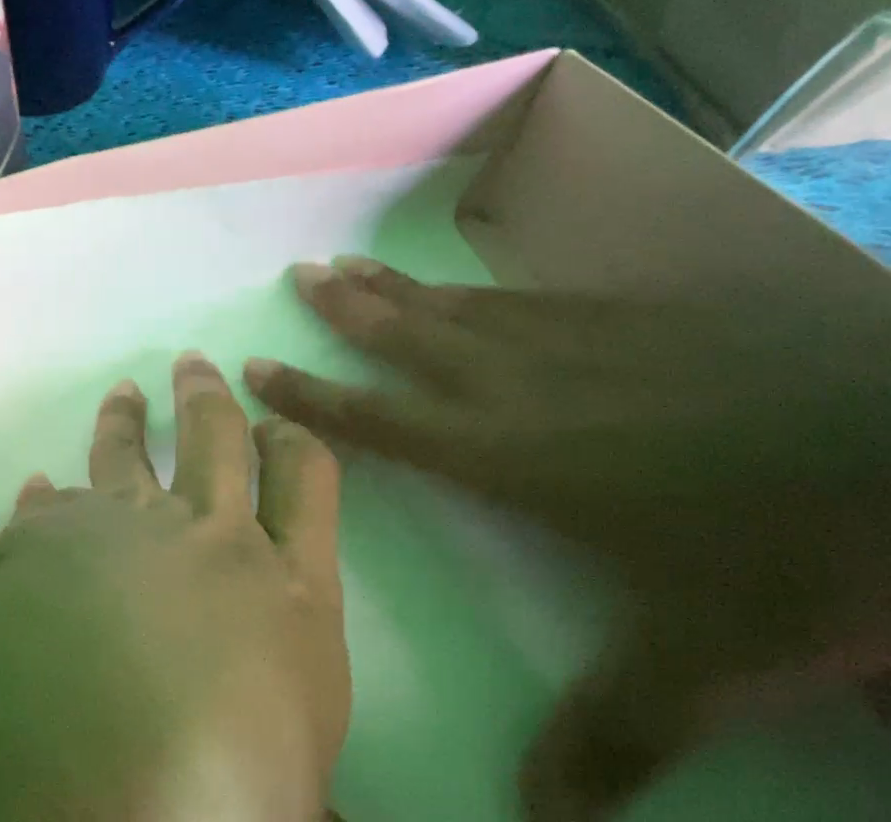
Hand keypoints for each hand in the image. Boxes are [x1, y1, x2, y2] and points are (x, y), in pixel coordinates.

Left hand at [0, 353, 350, 818]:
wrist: (95, 745)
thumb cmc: (220, 778)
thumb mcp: (294, 770)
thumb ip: (289, 733)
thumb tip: (321, 811)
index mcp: (290, 592)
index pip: (309, 488)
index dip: (297, 443)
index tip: (281, 424)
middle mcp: (210, 539)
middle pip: (216, 443)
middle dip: (209, 399)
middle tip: (195, 364)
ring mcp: (125, 527)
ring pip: (128, 454)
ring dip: (126, 421)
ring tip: (124, 394)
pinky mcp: (51, 535)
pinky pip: (51, 503)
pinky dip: (47, 495)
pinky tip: (40, 485)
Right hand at [243, 257, 890, 820]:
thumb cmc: (775, 550)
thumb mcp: (698, 658)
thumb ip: (610, 730)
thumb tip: (538, 817)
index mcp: (504, 456)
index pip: (378, 420)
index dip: (311, 396)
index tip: (256, 366)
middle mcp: (516, 389)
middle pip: (408, 340)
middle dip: (346, 309)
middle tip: (298, 274)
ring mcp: (573, 345)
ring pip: (458, 310)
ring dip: (398, 290)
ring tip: (350, 265)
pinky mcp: (630, 321)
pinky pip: (525, 299)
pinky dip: (480, 290)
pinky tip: (469, 284)